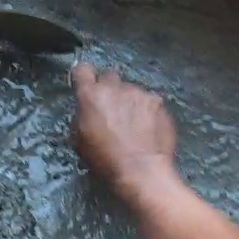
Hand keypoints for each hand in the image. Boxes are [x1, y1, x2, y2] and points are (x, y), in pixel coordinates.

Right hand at [71, 64, 179, 200]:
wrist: (141, 170)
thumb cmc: (105, 160)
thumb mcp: (80, 141)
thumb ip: (83, 117)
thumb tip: (88, 110)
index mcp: (91, 96)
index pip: (82, 69)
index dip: (83, 76)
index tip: (85, 85)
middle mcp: (115, 87)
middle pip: (109, 75)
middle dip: (109, 88)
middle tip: (112, 108)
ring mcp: (139, 92)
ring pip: (131, 89)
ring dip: (129, 101)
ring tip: (133, 124)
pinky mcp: (158, 101)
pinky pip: (148, 100)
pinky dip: (147, 110)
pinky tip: (148, 127)